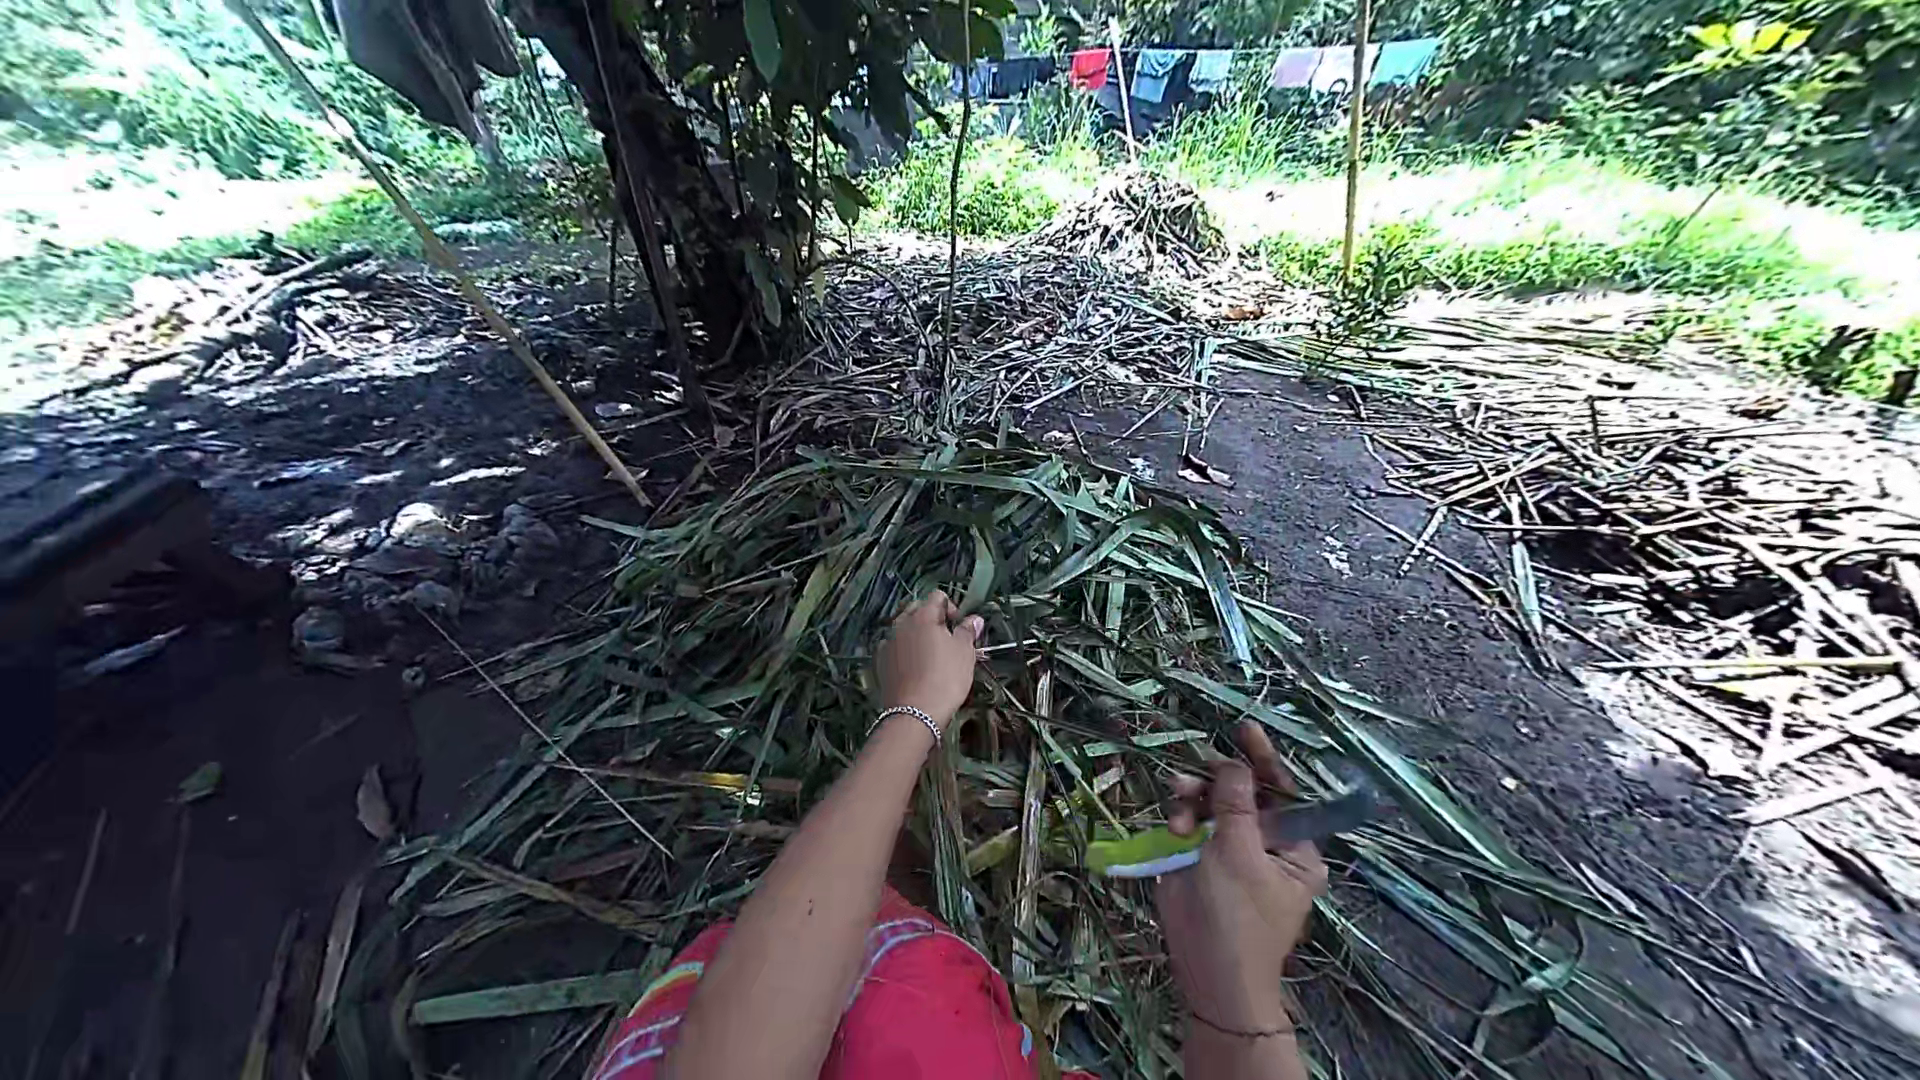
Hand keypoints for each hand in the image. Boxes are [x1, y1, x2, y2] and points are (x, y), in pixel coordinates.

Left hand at [875, 590, 984, 731]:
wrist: (915, 713)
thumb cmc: (945, 677)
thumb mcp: (964, 652)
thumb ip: (968, 631)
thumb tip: (974, 618)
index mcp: (923, 616)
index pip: (938, 596)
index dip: (953, 607)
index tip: (960, 627)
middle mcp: (901, 623)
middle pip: (918, 609)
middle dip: (934, 618)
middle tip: (948, 639)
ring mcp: (888, 642)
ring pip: (904, 628)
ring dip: (918, 634)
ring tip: (931, 653)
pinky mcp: (881, 662)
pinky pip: (895, 647)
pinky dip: (905, 650)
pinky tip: (914, 666)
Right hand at [1154, 721, 1326, 1035]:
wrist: (1206, 970)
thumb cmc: (1237, 916)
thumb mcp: (1239, 854)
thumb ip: (1236, 804)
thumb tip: (1233, 763)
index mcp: (1294, 848)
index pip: (1283, 793)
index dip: (1263, 760)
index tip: (1245, 729)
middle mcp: (1265, 842)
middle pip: (1241, 792)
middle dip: (1215, 781)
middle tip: (1193, 770)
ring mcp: (1230, 847)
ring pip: (1211, 802)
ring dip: (1193, 798)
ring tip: (1178, 806)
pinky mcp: (1201, 853)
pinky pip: (1191, 818)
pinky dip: (1182, 816)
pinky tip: (1174, 827)